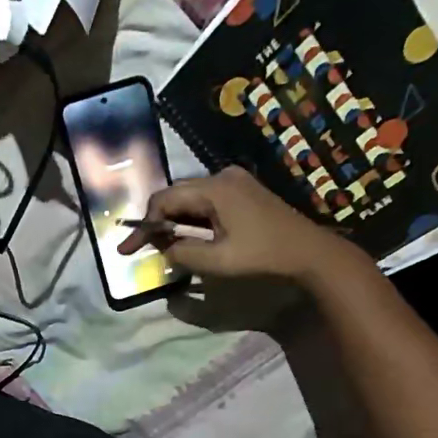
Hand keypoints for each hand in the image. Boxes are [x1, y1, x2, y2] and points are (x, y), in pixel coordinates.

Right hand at [117, 167, 367, 283]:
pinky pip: (208, 201)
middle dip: (158, 222)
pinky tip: (190, 238)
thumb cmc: (263, 255)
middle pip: (177, 195)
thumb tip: (163, 248)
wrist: (309, 251)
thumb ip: (183, 253)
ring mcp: (235, 181)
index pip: (165, 198)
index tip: (128, 248)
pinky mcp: (244, 191)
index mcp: (215, 188)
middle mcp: (222, 175)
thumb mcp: (218, 262)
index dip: (144, 224)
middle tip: (143, 249)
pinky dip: (194, 220)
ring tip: (164, 247)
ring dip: (176, 222)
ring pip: (192, 199)